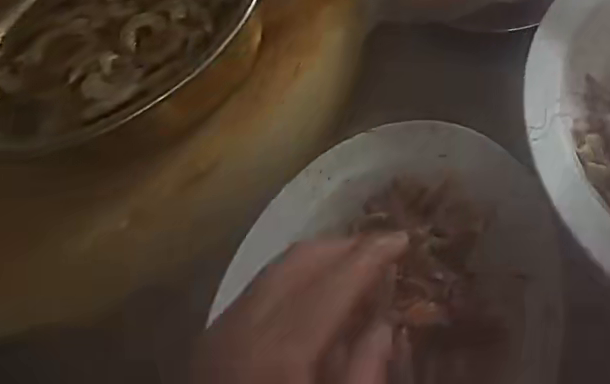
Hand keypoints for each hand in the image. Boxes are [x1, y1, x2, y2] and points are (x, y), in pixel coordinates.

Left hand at [193, 233, 408, 383]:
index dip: (374, 254)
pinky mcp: (205, 347)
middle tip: (383, 252)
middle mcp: (245, 327)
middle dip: (347, 248)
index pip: (338, 278)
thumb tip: (383, 324)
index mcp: (281, 353)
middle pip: (304, 259)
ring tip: (355, 269)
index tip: (404, 238)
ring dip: (320, 260)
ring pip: (278, 268)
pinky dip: (293, 280)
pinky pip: (258, 290)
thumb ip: (364, 374)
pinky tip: (314, 297)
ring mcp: (219, 334)